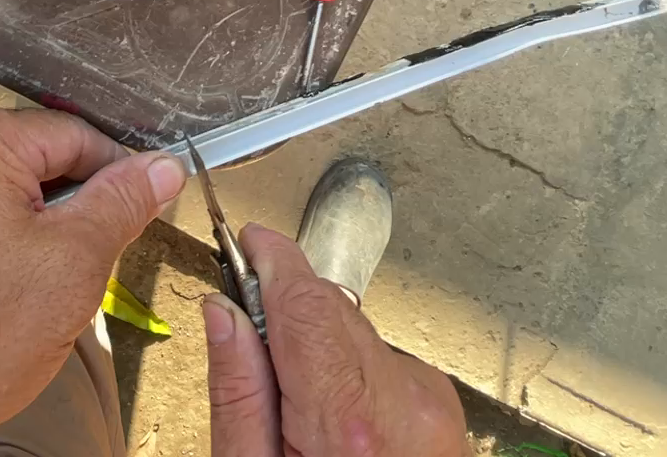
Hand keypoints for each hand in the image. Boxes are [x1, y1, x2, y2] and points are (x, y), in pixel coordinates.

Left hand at [0, 107, 187, 456]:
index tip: (135, 204)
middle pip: (24, 156)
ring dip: (16, 217)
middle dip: (61, 201)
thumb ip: (121, 204)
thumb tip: (159, 169)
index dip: (114, 173)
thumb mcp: (71, 266)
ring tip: (22, 282)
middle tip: (77, 259)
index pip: (71, 135)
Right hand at [205, 224, 466, 455]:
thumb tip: (223, 309)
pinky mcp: (443, 414)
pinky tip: (329, 414)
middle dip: (284, 304)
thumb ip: (237, 390)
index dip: (272, 259)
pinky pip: (380, 358)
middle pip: (329, 307)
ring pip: (354, 329)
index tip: (246, 240)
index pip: (306, 300)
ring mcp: (433, 409)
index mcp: (350, 426)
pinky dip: (346, 365)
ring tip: (291, 399)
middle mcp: (406, 405)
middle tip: (245, 328)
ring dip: (315, 338)